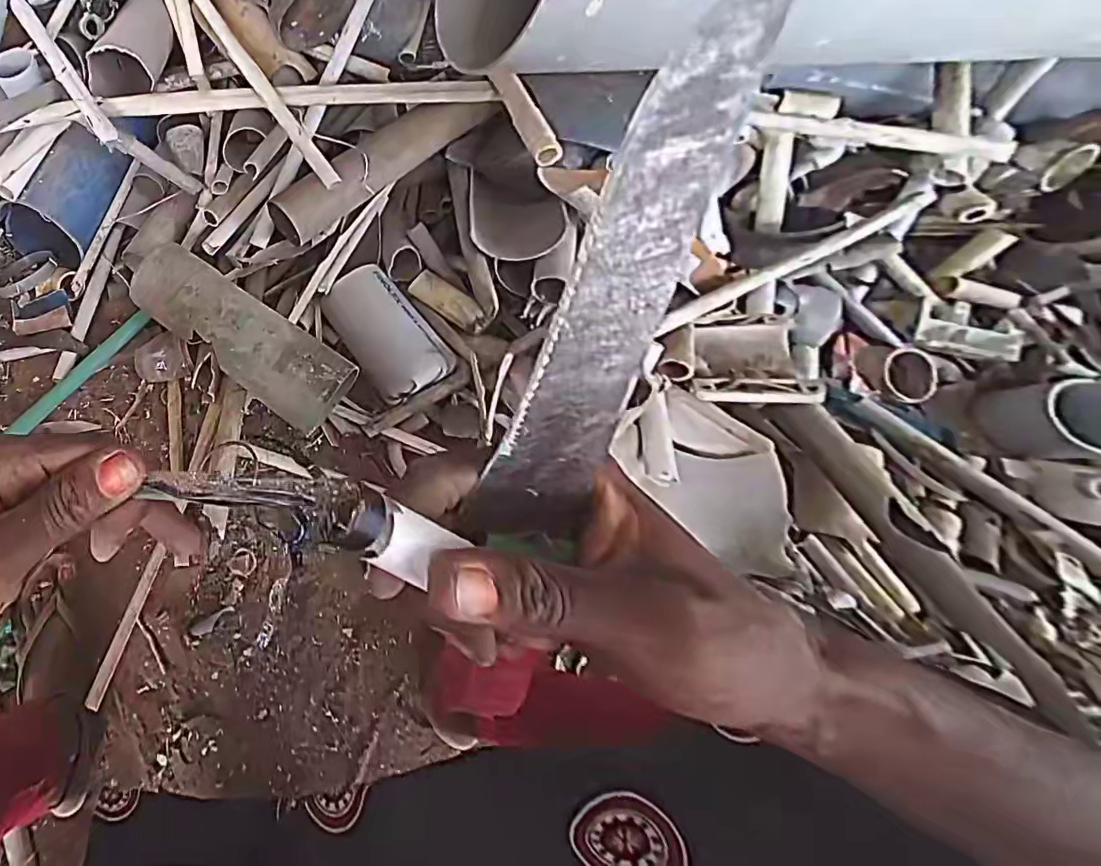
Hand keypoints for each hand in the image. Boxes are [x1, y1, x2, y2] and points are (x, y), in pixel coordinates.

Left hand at [0, 432, 200, 725]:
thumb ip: (62, 510)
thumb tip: (130, 460)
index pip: (94, 451)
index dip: (141, 487)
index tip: (177, 538)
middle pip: (87, 466)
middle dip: (134, 500)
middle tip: (179, 551)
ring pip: (72, 494)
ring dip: (109, 519)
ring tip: (122, 560)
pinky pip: (48, 522)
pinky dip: (75, 538)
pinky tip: (80, 563)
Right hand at [386, 463, 829, 738]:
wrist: (762, 684)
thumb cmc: (729, 637)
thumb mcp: (641, 617)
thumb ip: (543, 595)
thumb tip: (447, 580)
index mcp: (563, 475)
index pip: (462, 467)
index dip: (413, 504)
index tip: (389, 560)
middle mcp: (529, 497)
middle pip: (435, 511)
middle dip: (431, 572)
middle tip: (456, 625)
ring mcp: (516, 538)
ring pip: (435, 553)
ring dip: (446, 607)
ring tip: (493, 646)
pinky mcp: (511, 575)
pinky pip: (454, 588)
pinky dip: (459, 624)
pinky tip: (498, 647)